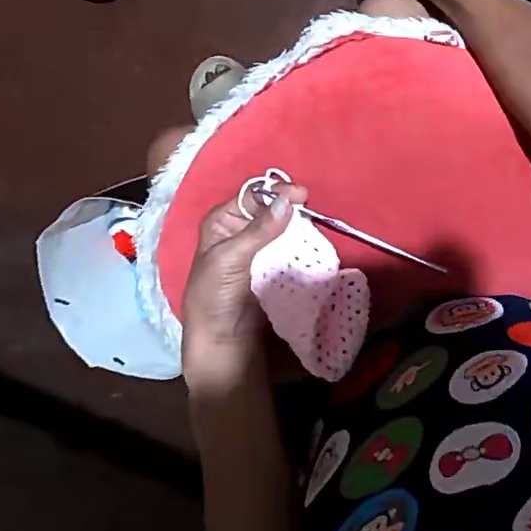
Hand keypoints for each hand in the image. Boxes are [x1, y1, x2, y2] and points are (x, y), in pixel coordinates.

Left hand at [181, 182, 306, 373]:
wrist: (224, 339)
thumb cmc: (214, 296)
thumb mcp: (230, 258)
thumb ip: (259, 229)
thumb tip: (287, 200)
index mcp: (223, 221)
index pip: (252, 195)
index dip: (275, 191)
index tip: (301, 195)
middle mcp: (241, 229)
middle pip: (271, 208)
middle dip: (291, 206)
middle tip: (311, 208)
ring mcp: (259, 248)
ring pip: (284, 226)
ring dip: (299, 224)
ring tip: (315, 223)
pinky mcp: (275, 265)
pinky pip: (291, 246)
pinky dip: (302, 242)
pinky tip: (312, 241)